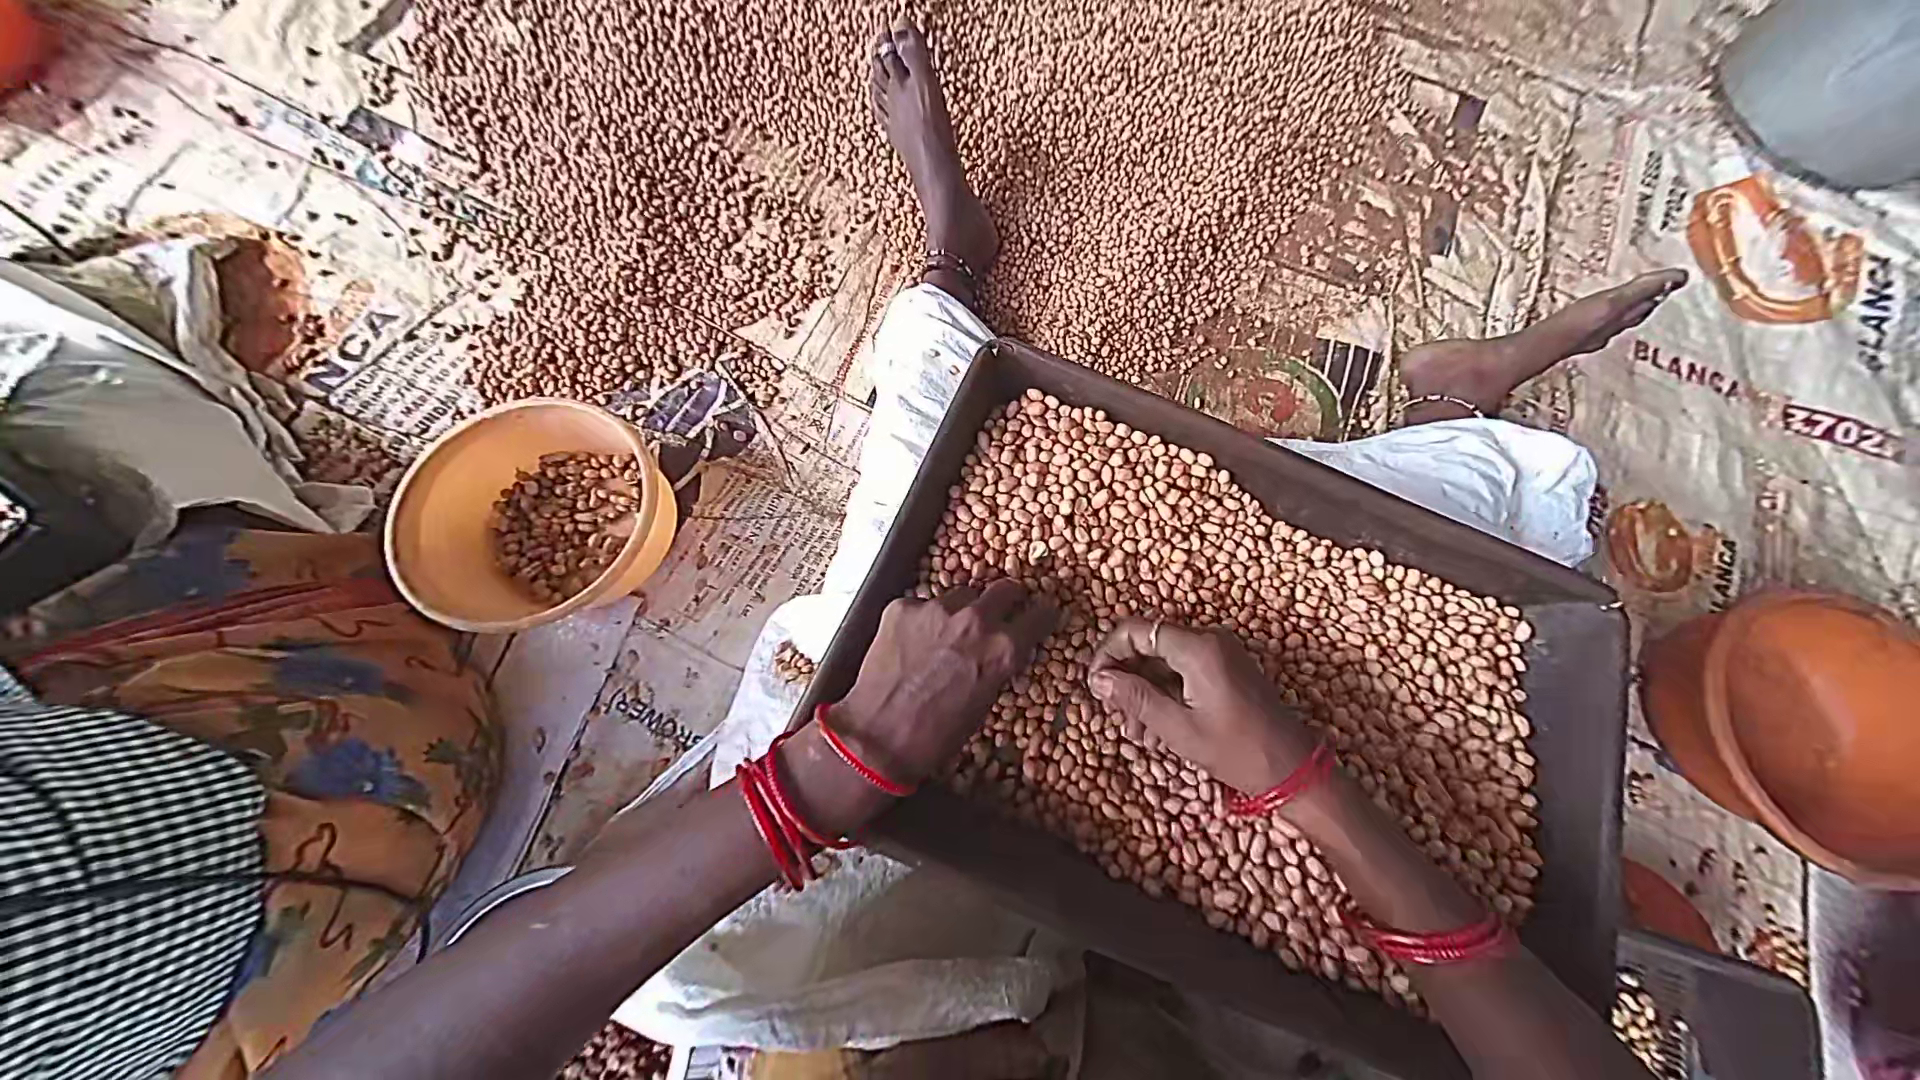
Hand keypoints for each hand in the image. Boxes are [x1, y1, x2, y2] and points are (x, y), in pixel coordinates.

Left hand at [833, 579, 1055, 783]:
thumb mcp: (984, 701)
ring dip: (960, 609)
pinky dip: (922, 620)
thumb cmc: (937, 733)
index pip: (1038, 616)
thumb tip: (1000, 649)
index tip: (1041, 612)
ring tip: (945, 634)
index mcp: (1003, 648)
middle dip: (1008, 596)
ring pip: (960, 594)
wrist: (880, 736)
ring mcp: (937, 608)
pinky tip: (911, 643)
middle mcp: (975, 620)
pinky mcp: (903, 607)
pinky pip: (922, 605)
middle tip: (1003, 604)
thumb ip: (997, 665)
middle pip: (1005, 589)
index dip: (1042, 614)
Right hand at [1087, 619, 1316, 794]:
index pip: (1135, 631)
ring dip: (1141, 689)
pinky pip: (1180, 670)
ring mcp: (1218, 653)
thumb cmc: (1240, 752)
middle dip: (1125, 676)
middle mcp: (1209, 641)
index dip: (1108, 653)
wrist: (1296, 772)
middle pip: (1147, 644)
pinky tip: (1154, 726)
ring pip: (1161, 660)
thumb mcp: (1179, 729)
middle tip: (1114, 713)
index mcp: (1198, 649)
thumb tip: (1100, 679)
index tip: (1096, 683)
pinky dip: (1162, 692)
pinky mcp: (1223, 668)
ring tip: (1134, 729)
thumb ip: (1136, 698)